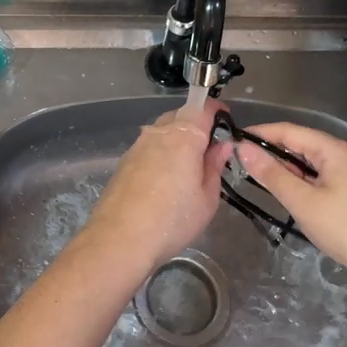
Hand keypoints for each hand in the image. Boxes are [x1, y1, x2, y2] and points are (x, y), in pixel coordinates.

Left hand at [84, 101, 227, 272]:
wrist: (119, 238)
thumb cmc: (172, 220)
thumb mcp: (207, 197)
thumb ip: (215, 165)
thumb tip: (221, 144)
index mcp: (183, 136)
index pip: (202, 107)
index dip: (217, 110)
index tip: (227, 122)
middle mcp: (158, 132)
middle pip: (181, 115)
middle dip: (198, 125)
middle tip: (211, 150)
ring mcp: (137, 145)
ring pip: (163, 130)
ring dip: (178, 139)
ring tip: (190, 167)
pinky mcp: (125, 161)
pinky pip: (150, 146)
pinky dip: (162, 152)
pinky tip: (166, 179)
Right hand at [235, 123, 346, 293]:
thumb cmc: (346, 228)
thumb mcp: (303, 202)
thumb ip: (272, 174)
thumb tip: (243, 149)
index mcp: (333, 149)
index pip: (288, 131)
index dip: (259, 133)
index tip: (233, 141)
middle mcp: (346, 154)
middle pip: (302, 144)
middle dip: (272, 151)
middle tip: (242, 164)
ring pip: (313, 163)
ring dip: (288, 168)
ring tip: (262, 180)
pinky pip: (324, 177)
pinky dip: (304, 181)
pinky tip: (293, 196)